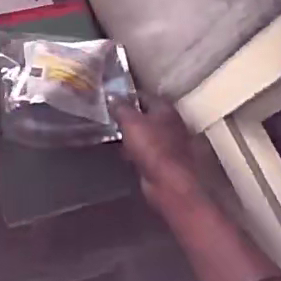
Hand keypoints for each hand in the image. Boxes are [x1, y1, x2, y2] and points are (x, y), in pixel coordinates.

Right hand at [113, 94, 207, 215]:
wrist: (170, 184)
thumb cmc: (152, 147)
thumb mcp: (130, 122)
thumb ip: (120, 108)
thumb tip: (112, 97)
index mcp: (166, 109)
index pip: (144, 96)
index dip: (127, 96)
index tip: (110, 98)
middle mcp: (171, 124)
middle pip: (146, 115)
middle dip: (129, 116)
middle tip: (109, 116)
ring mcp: (169, 145)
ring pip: (146, 134)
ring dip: (132, 135)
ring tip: (112, 134)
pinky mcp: (165, 163)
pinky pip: (146, 151)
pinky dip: (135, 151)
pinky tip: (124, 153)